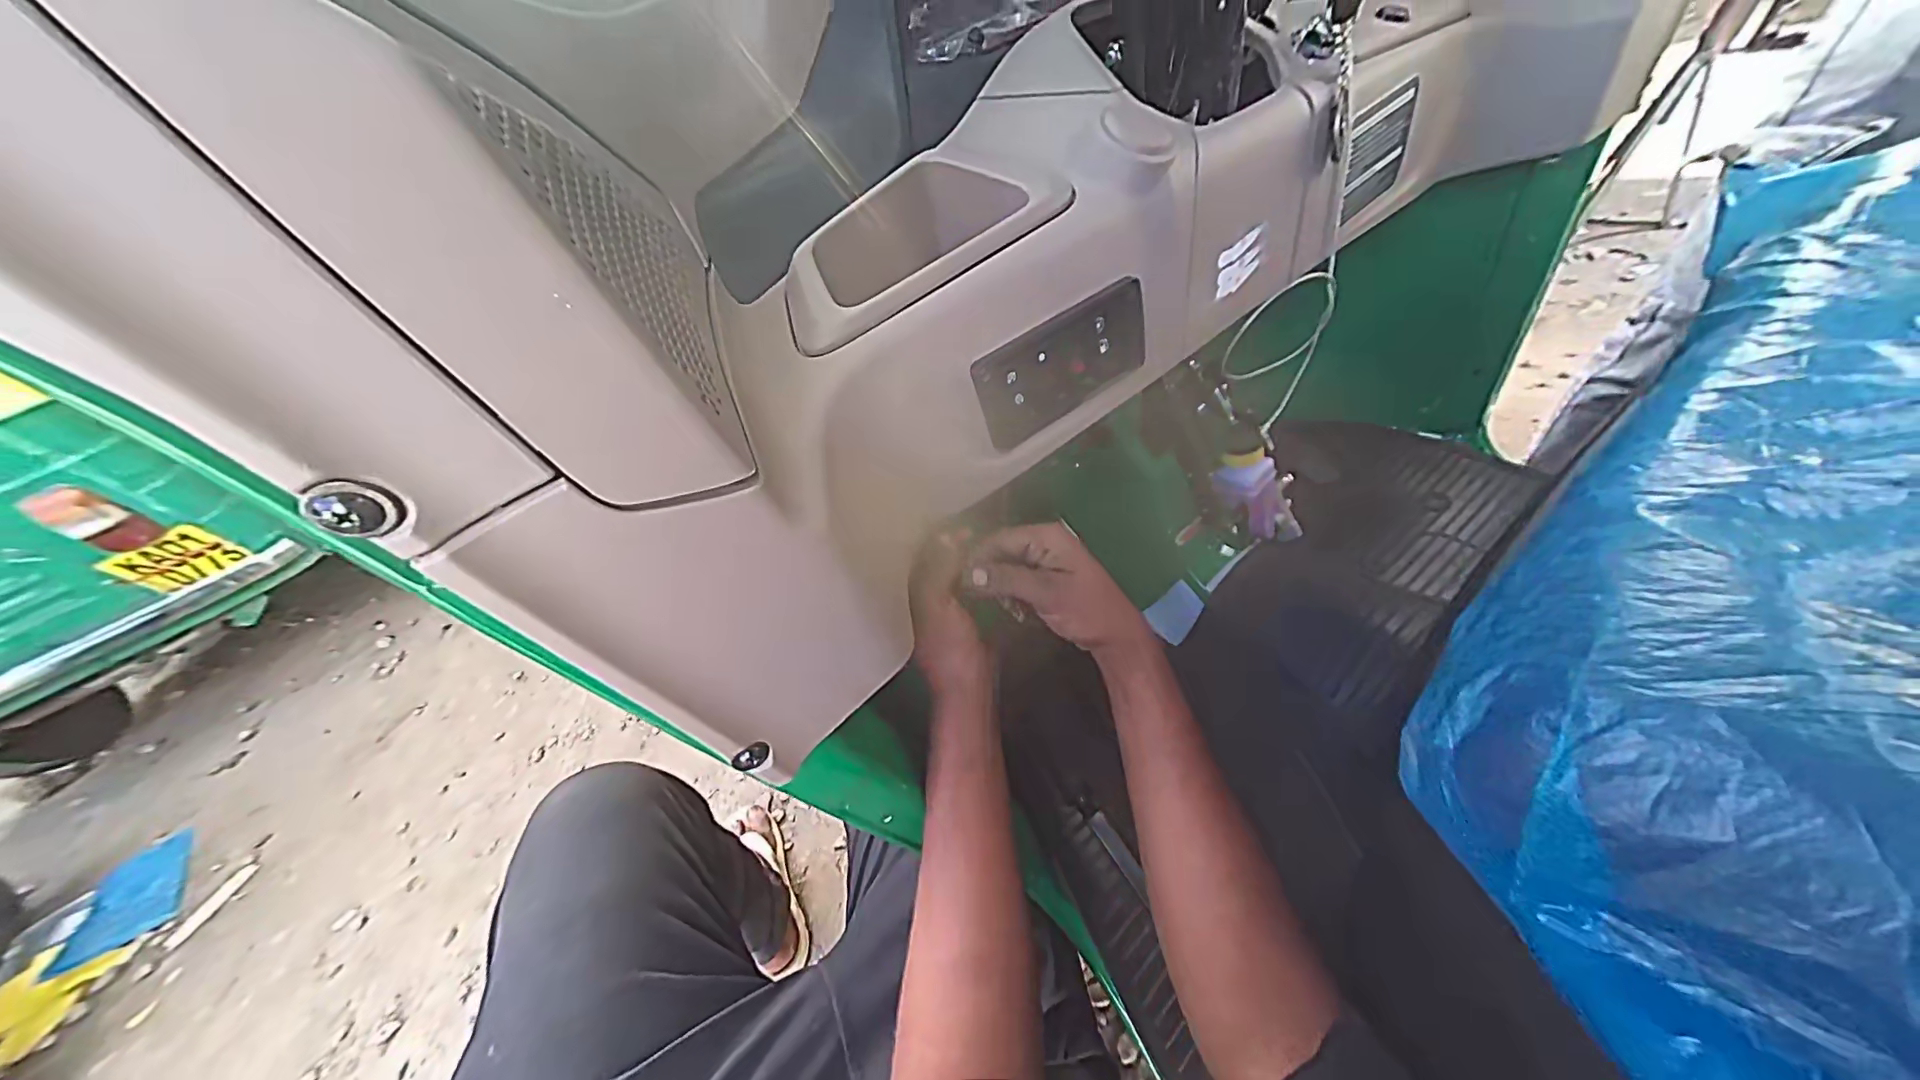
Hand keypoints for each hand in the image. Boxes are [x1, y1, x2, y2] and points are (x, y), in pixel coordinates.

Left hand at [910, 530, 991, 704]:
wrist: (971, 688)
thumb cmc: (951, 649)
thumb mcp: (938, 606)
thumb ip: (937, 572)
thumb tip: (944, 537)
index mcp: (915, 596)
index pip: (922, 557)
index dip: (939, 539)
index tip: (961, 523)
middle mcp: (928, 601)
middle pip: (938, 565)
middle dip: (953, 546)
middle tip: (976, 526)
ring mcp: (949, 612)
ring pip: (954, 576)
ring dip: (967, 559)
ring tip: (986, 540)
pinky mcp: (968, 620)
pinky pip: (971, 589)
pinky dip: (979, 576)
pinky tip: (993, 566)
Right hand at [966, 523, 1154, 660]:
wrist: (1117, 635)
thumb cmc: (1086, 610)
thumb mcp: (1045, 593)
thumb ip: (1007, 579)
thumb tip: (969, 571)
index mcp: (1047, 536)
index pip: (999, 538)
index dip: (975, 556)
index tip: (953, 576)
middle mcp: (1044, 541)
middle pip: (1000, 549)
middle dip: (983, 570)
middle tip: (962, 592)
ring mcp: (1045, 559)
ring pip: (1006, 565)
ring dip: (993, 582)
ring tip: (978, 601)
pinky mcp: (1044, 577)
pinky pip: (1016, 577)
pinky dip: (1006, 590)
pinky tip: (1000, 605)